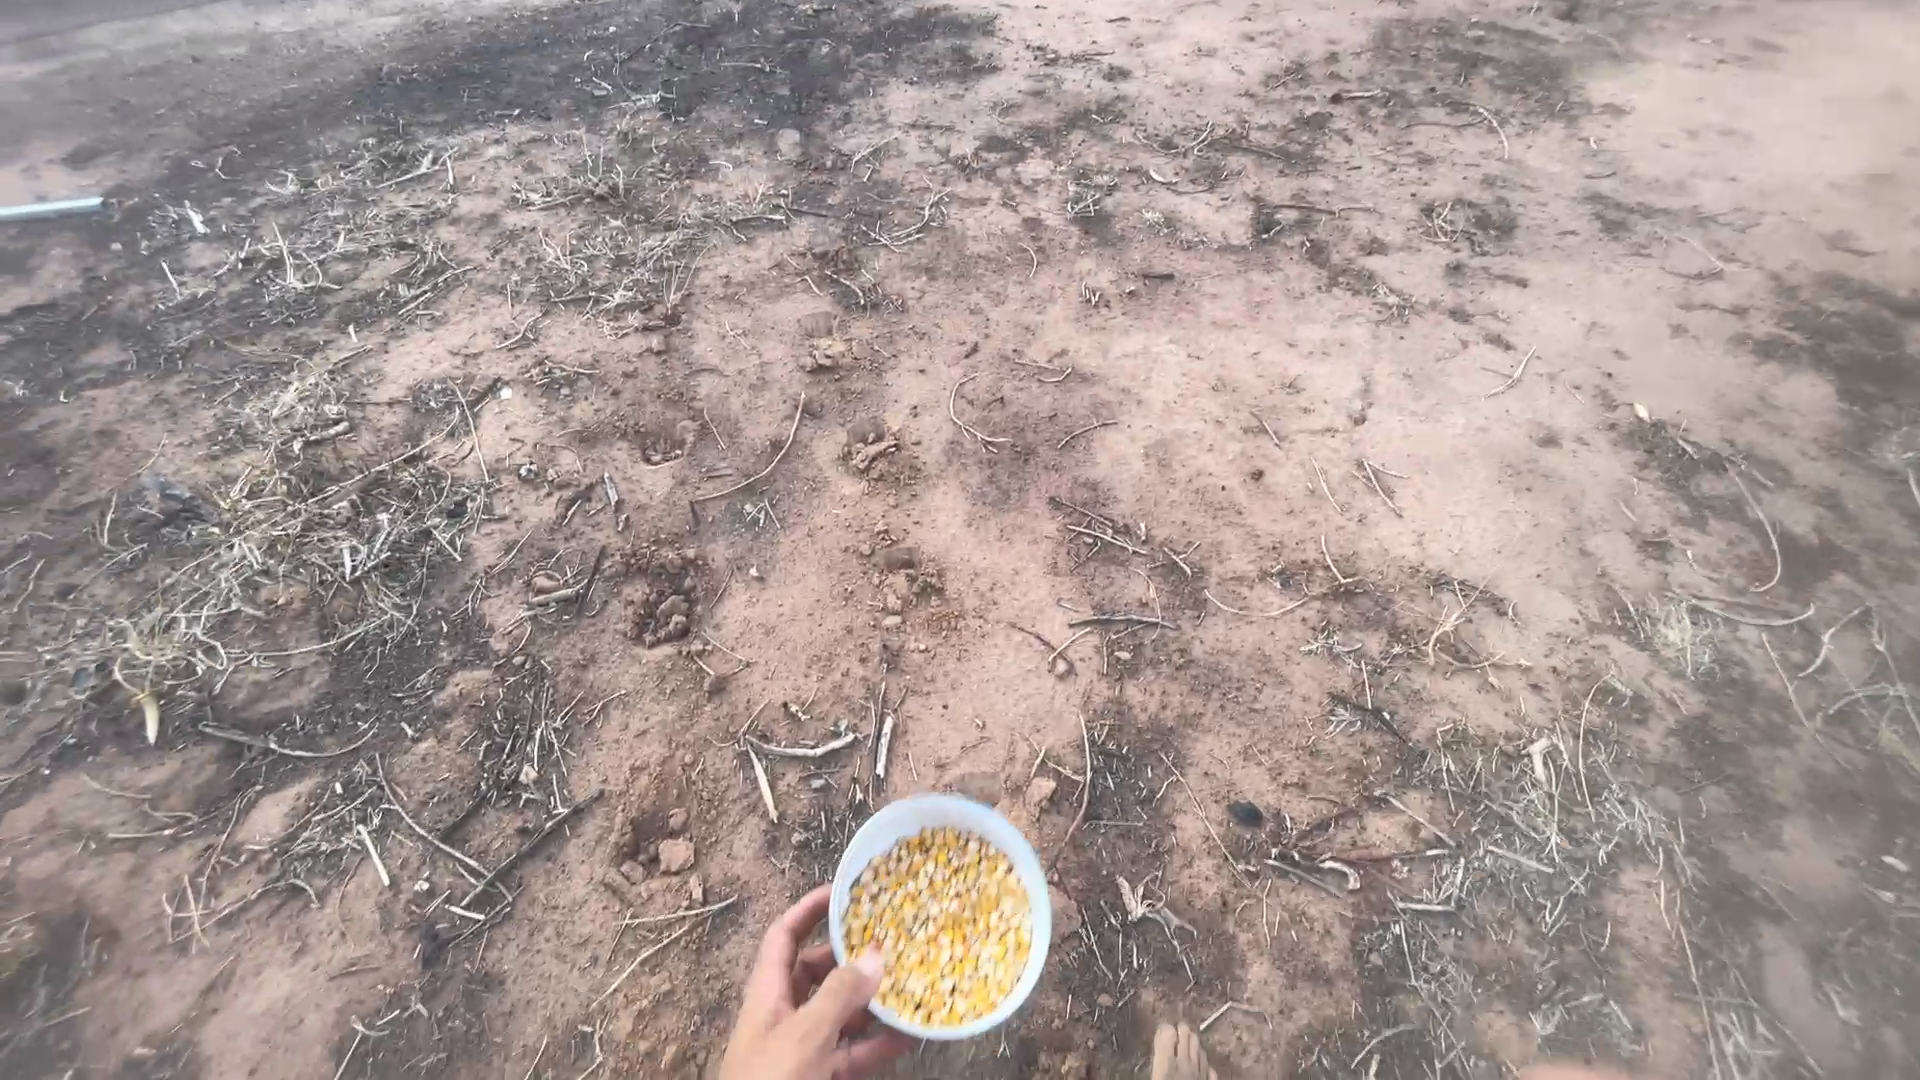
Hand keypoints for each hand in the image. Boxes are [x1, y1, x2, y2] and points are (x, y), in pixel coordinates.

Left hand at [719, 885, 911, 1079]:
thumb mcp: (805, 1036)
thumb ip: (840, 995)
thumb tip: (876, 953)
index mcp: (767, 994)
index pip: (784, 937)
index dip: (808, 910)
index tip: (843, 891)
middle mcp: (784, 1016)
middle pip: (818, 972)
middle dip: (854, 956)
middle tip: (892, 938)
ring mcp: (803, 1051)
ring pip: (842, 1014)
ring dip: (874, 1002)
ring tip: (911, 981)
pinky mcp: (820, 1079)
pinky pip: (854, 1052)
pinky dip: (879, 1044)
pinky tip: (912, 1034)